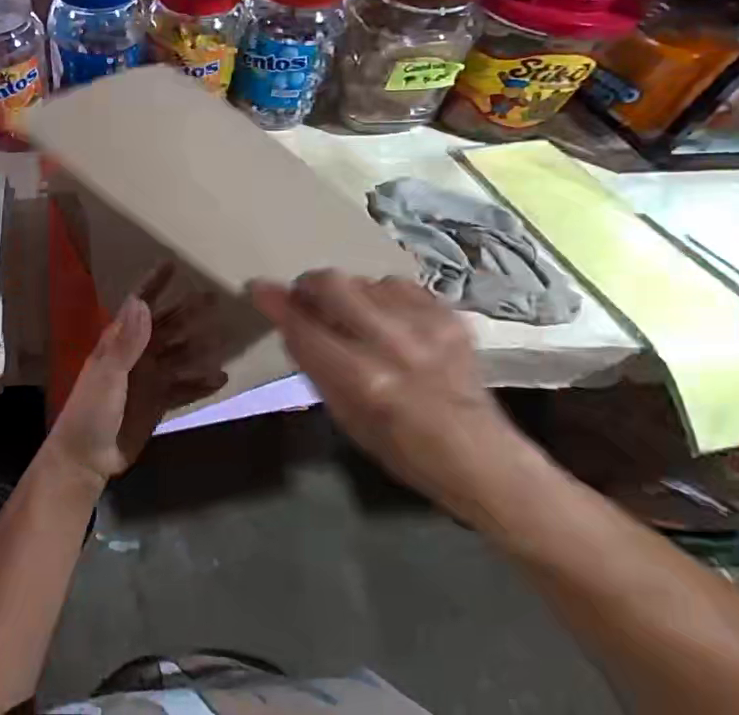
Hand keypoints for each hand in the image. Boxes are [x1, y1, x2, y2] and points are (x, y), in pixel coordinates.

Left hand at [45, 264, 230, 482]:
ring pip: (180, 356)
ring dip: (200, 345)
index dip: (153, 285)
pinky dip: (201, 383)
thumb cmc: (90, 411)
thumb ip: (127, 341)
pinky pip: (184, 388)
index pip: (137, 306)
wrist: (87, 456)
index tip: (172, 264)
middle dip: (188, 312)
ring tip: (227, 335)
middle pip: (166, 328)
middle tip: (216, 296)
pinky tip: (222, 377)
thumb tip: (142, 302)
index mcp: (117, 343)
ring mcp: (148, 379)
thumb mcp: (108, 374)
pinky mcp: (158, 403)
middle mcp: (135, 355)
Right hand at [249, 270, 526, 508]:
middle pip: (333, 284)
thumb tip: (283, 319)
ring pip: (365, 281)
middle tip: (306, 299)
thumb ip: (312, 361)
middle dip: (310, 285)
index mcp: (362, 377)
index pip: (302, 324)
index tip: (257, 287)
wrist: (481, 457)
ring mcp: (427, 327)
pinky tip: (387, 316)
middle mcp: (394, 344)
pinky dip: (384, 296)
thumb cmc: (398, 446)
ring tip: (353, 315)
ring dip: (350, 294)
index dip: (274, 302)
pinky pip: (401, 286)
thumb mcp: (341, 412)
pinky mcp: (451, 318)